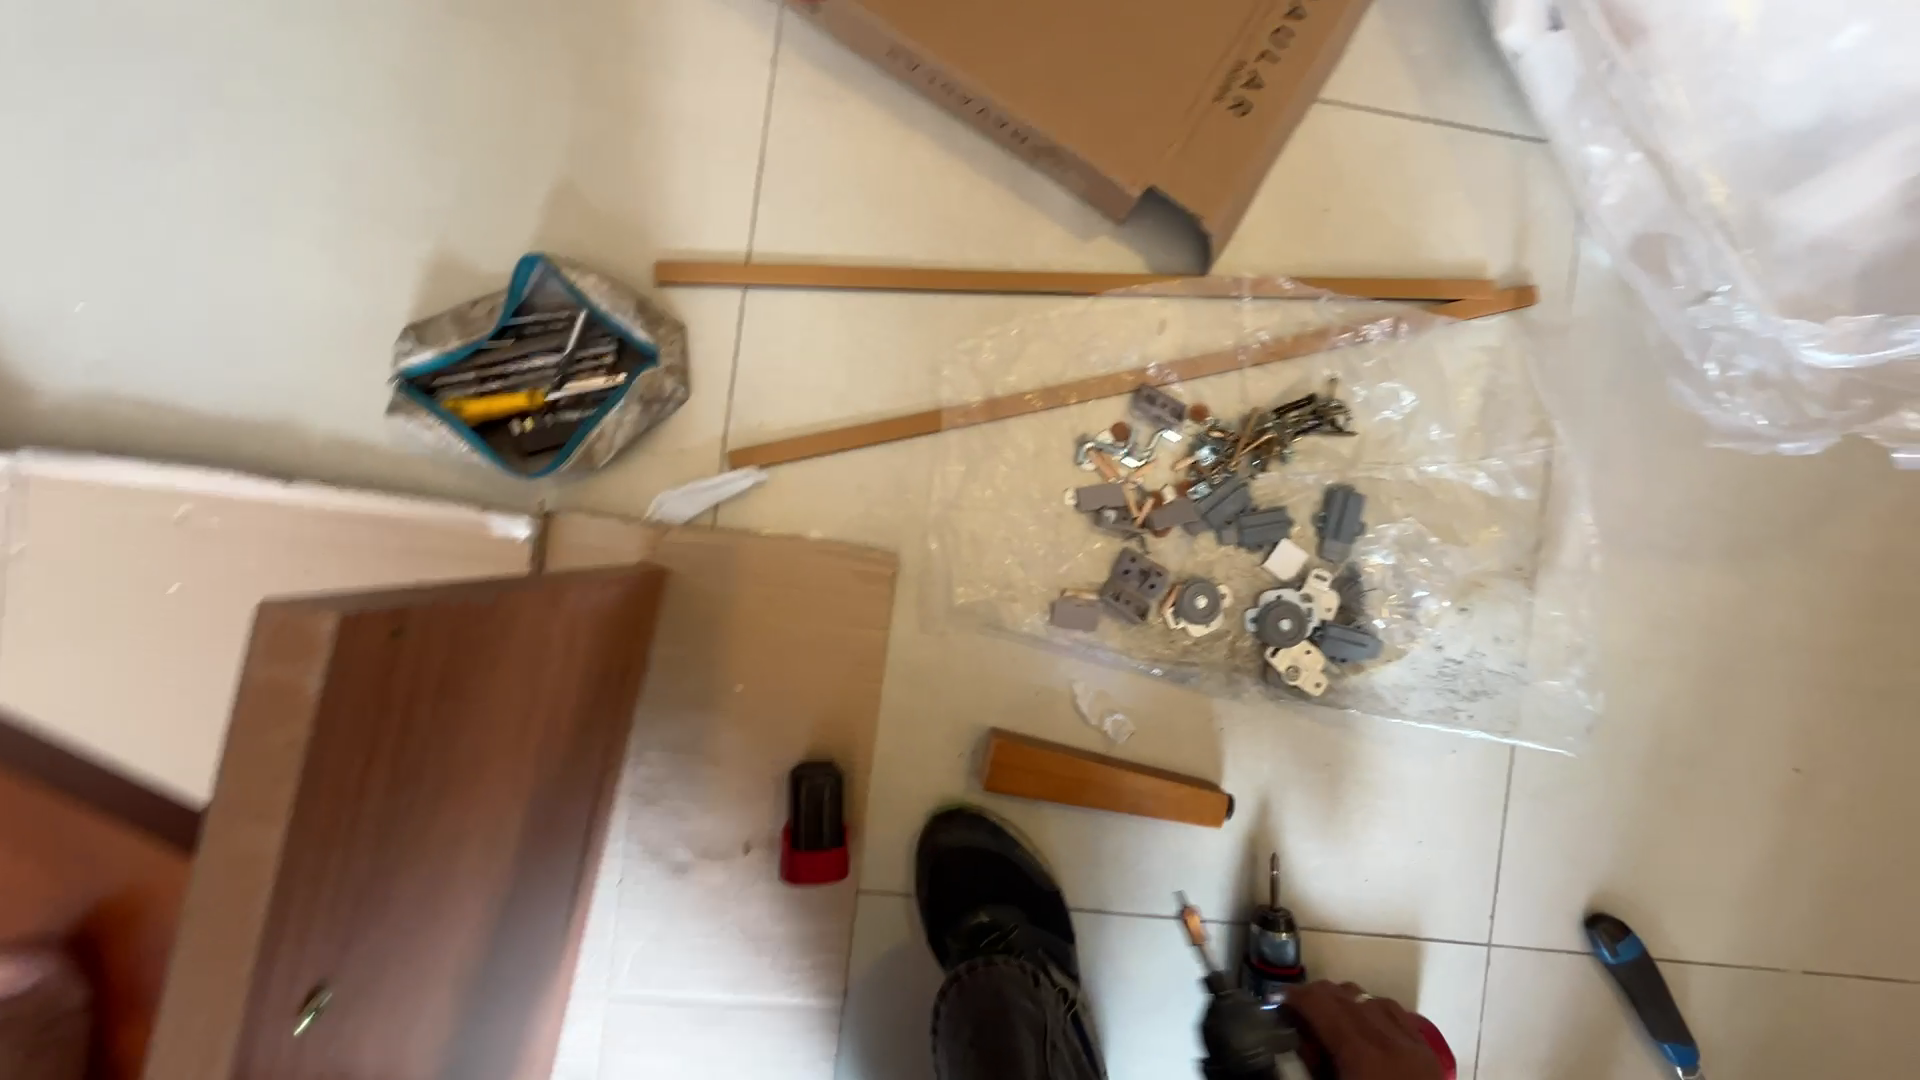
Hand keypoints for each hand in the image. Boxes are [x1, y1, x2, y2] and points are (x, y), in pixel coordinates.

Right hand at [1286, 981, 1446, 1079]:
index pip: (1319, 1001)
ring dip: (1344, 1004)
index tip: (1277, 1006)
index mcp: (1362, 1055)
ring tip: (1331, 1028)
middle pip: (1342, 993)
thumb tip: (1290, 1047)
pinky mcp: (1429, 1056)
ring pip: (1368, 998)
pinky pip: (1395, 1014)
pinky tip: (1365, 1033)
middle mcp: (1389, 1041)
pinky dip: (1374, 1013)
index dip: (1292, 997)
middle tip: (1299, 1021)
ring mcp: (1414, 1046)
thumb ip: (1305, 1070)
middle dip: (1314, 999)